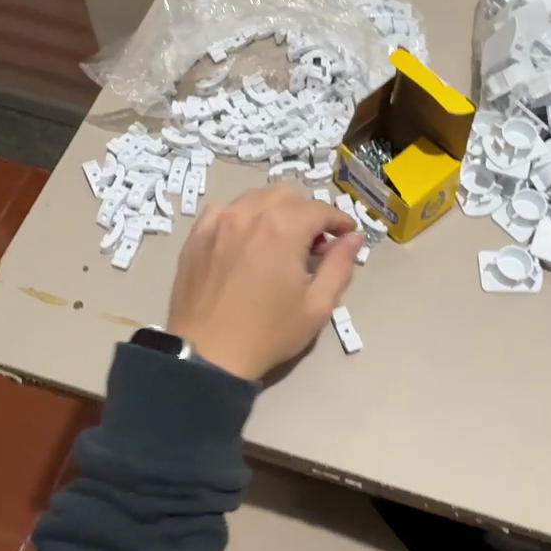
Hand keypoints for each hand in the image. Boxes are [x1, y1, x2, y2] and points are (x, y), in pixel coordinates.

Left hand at [167, 184, 363, 379]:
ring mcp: (219, 222)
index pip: (319, 209)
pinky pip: (225, 210)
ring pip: (255, 197)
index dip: (339, 220)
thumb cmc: (268, 333)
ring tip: (280, 240)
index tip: (346, 235)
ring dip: (275, 210)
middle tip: (314, 243)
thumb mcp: (317, 306)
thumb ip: (339, 266)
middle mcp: (250, 214)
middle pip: (287, 196)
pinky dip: (243, 216)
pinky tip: (246, 240)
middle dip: (307, 213)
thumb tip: (353, 238)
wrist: (208, 354)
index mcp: (283, 229)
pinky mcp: (197, 235)